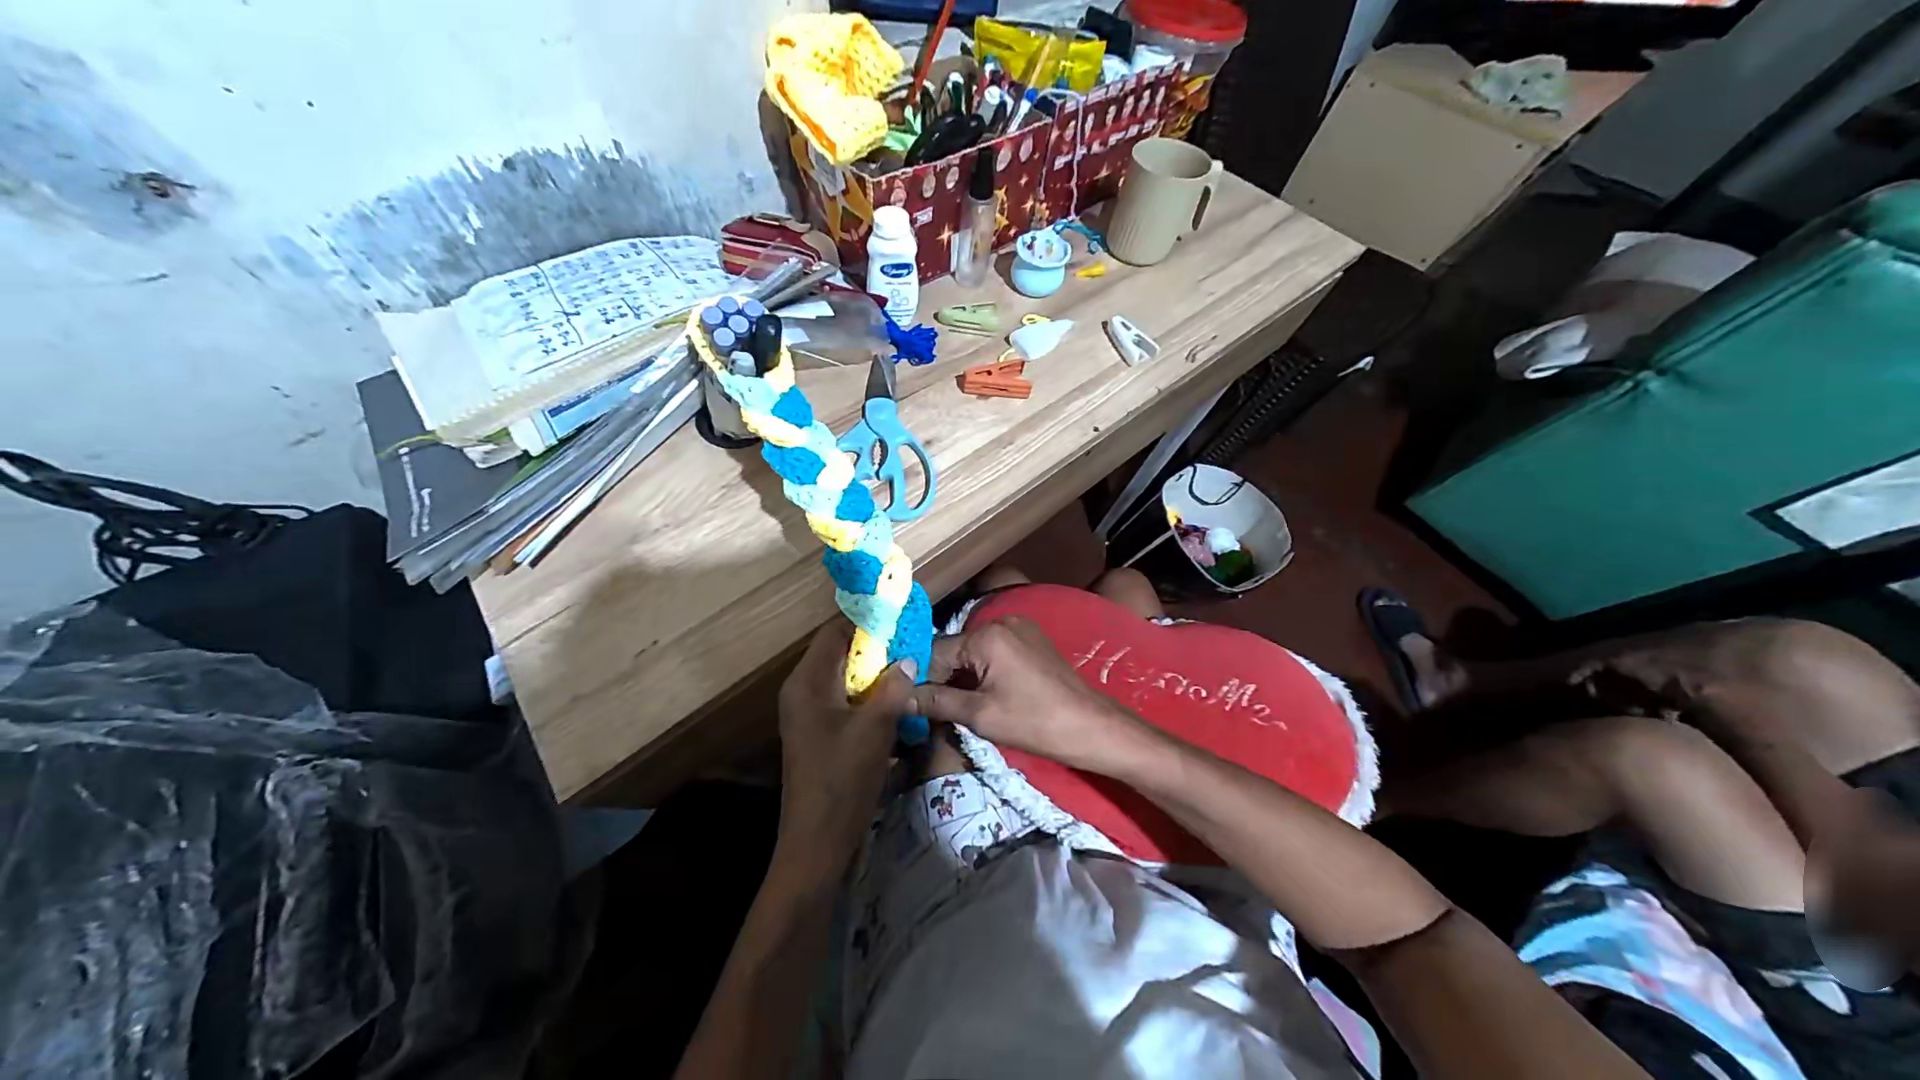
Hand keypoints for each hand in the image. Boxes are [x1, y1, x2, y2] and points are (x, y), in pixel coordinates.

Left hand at [776, 621, 914, 869]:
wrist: (818, 843)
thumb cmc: (842, 780)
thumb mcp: (874, 729)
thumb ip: (893, 687)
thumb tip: (907, 658)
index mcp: (806, 682)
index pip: (834, 632)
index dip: (867, 621)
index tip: (902, 617)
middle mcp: (802, 692)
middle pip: (840, 653)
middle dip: (877, 647)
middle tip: (913, 643)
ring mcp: (810, 715)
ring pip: (846, 679)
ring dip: (876, 674)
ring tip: (911, 668)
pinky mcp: (821, 734)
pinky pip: (847, 701)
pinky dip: (870, 697)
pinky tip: (897, 702)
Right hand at [906, 618, 1145, 773]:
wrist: (1093, 727)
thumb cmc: (1035, 722)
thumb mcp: (980, 715)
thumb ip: (936, 702)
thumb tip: (898, 696)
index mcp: (986, 635)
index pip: (935, 651)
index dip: (920, 680)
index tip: (909, 705)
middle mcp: (1001, 621)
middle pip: (955, 649)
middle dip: (941, 679)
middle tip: (930, 711)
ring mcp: (1020, 629)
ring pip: (974, 653)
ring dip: (961, 678)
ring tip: (955, 708)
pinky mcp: (1032, 641)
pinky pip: (994, 653)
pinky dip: (982, 673)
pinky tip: (981, 697)